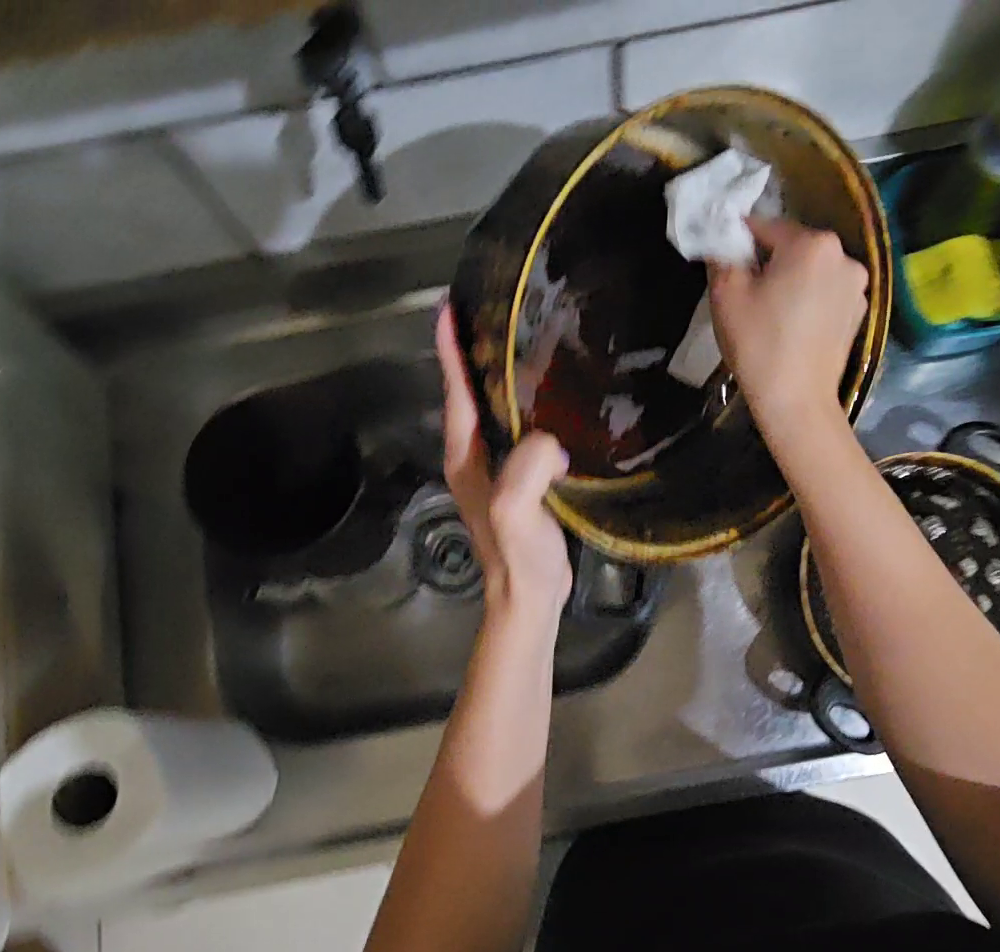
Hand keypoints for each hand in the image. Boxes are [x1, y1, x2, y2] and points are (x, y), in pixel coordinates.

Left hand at [435, 303, 572, 618]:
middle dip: (474, 354)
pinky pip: (520, 431)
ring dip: (501, 378)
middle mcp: (473, 457)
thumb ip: (527, 469)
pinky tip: (553, 397)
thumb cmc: (518, 556)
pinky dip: (529, 406)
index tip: (447, 307)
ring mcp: (495, 469)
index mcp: (465, 457)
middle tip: (494, 312)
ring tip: (524, 343)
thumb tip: (551, 443)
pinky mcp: (519, 480)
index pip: (455, 393)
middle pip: (470, 395)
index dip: (450, 350)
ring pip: (495, 411)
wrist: (529, 596)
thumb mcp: (516, 509)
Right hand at [708, 217, 869, 425]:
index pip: (766, 227)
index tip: (725, 265)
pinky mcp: (859, 314)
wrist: (796, 401)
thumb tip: (723, 241)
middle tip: (747, 294)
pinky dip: (809, 301)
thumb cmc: (758, 344)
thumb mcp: (726, 294)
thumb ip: (723, 255)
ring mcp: (857, 286)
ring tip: (770, 313)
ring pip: (811, 271)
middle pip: (793, 248)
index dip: (740, 243)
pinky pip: (826, 294)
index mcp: (812, 244)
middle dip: (769, 263)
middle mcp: (844, 256)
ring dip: (791, 282)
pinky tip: (792, 327)